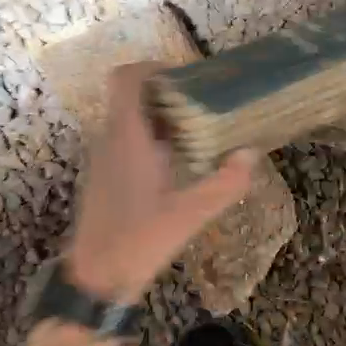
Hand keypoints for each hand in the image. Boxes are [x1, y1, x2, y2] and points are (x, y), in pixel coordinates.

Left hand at [62, 63, 256, 303]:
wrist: (94, 278)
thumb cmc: (138, 241)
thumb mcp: (190, 214)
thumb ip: (224, 183)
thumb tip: (250, 154)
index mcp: (127, 138)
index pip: (126, 79)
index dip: (153, 68)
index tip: (186, 79)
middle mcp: (110, 139)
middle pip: (132, 96)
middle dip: (168, 94)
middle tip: (204, 106)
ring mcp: (103, 158)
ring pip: (130, 119)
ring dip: (161, 118)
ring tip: (198, 133)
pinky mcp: (104, 176)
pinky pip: (127, 141)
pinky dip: (152, 140)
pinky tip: (178, 164)